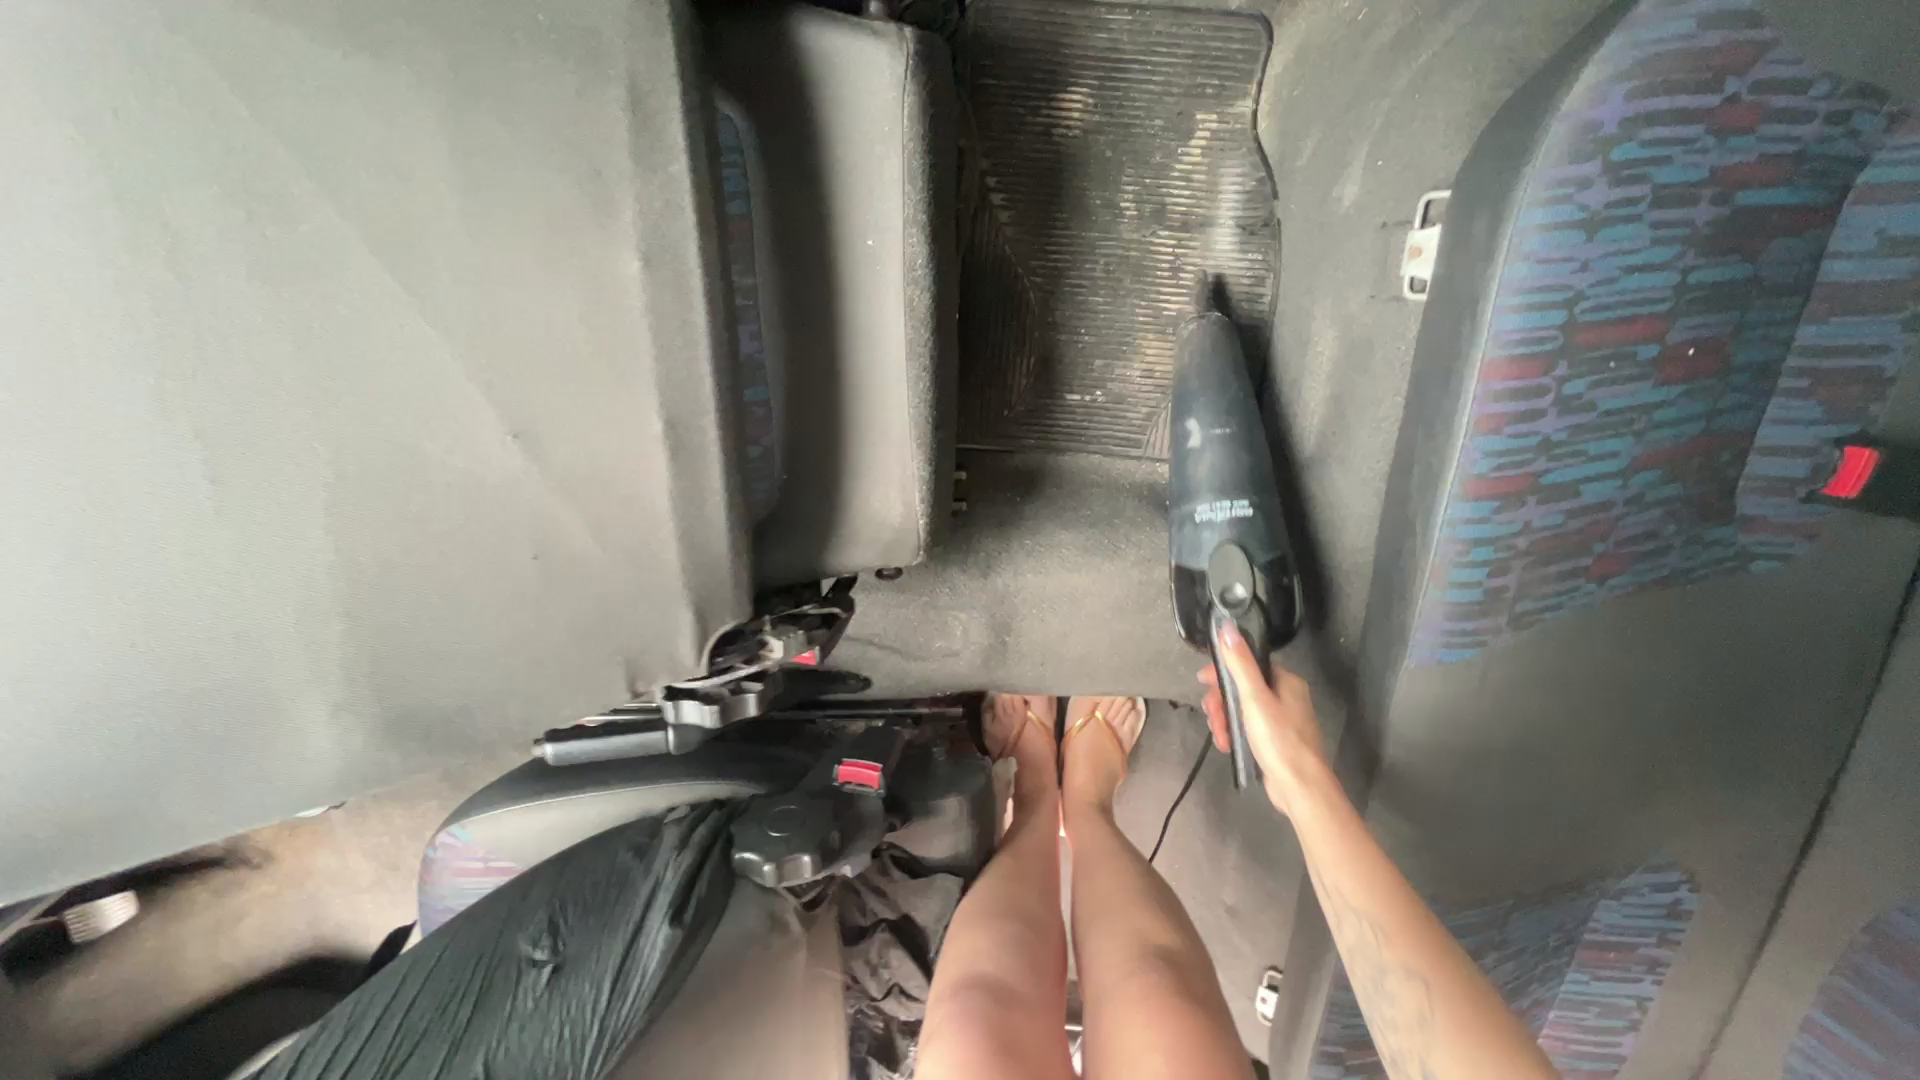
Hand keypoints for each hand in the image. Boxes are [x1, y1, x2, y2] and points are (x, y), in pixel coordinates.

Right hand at [1198, 622, 1327, 814]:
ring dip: (1225, 720)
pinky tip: (1226, 745)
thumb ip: (1240, 663)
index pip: (1249, 665)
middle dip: (1221, 701)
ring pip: (1243, 710)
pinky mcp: (1276, 742)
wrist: (1299, 787)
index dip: (1223, 672)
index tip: (1203, 682)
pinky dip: (1234, 734)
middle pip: (1243, 689)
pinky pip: (1248, 729)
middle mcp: (1287, 698)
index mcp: (1286, 682)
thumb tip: (1227, 627)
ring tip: (1218, 735)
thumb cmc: (1279, 739)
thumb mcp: (1254, 698)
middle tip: (1211, 715)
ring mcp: (1282, 721)